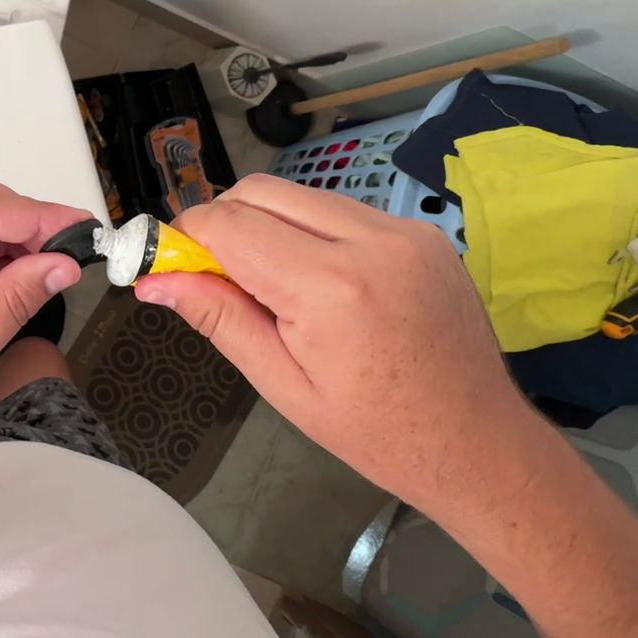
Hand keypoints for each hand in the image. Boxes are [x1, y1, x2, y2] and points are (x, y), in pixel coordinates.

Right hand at [136, 174, 546, 519]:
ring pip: (296, 195)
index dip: (188, 235)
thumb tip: (155, 281)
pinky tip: (314, 277)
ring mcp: (402, 230)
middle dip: (222, 222)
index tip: (173, 262)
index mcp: (331, 288)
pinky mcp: (419, 231)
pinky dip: (306, 229)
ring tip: (270, 282)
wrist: (482, 445)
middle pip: (258, 192)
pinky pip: (336, 208)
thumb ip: (216, 318)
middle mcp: (371, 242)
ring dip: (264, 224)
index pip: (230, 223)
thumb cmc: (378, 431)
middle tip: (215, 273)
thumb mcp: (281, 384)